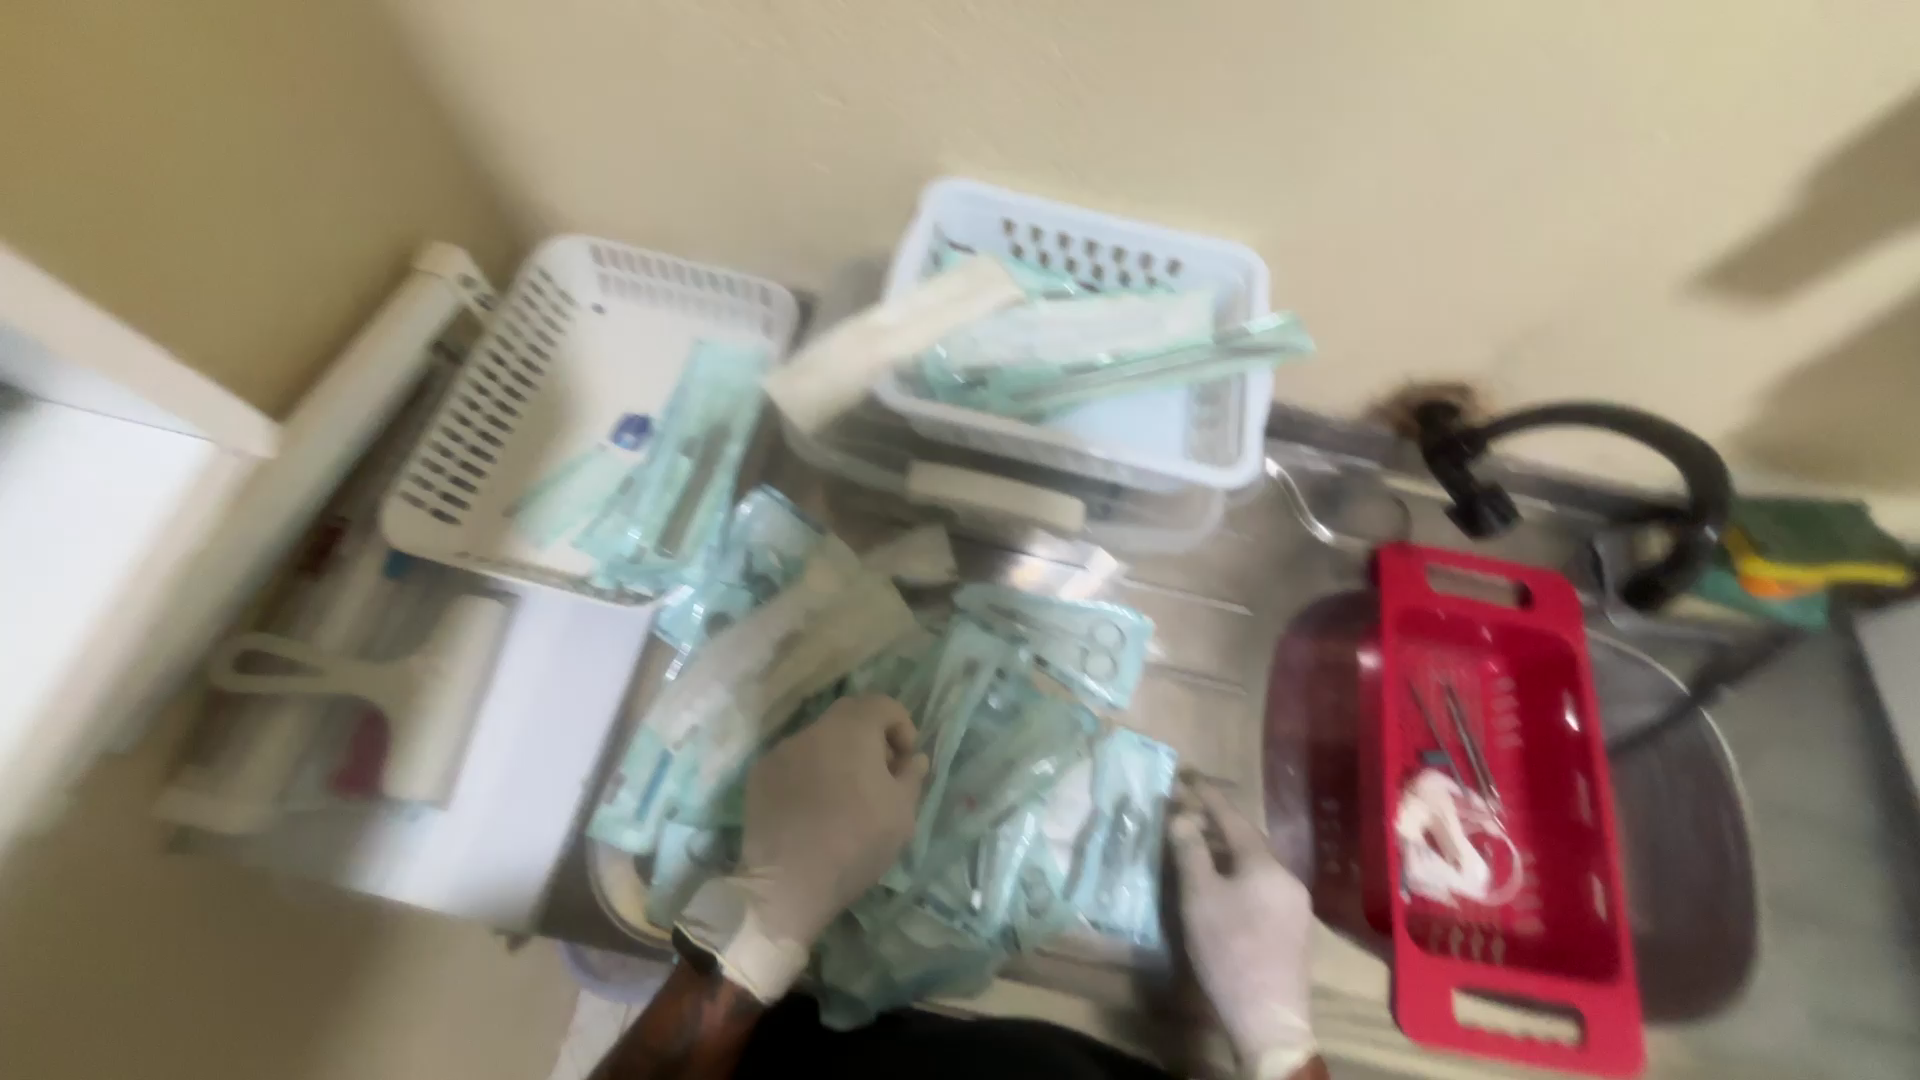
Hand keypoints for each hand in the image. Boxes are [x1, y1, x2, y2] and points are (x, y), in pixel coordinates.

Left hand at [736, 695, 929, 946]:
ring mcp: (782, 751)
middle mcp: (814, 730)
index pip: (883, 704)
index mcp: (852, 729)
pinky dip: (810, 772)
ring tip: (845, 795)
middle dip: (871, 737)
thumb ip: (912, 776)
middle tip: (879, 774)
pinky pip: (795, 761)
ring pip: (820, 739)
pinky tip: (813, 807)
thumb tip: (914, 758)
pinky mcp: (760, 776)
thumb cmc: (856, 842)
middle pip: (849, 716)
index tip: (904, 761)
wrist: (788, 884)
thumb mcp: (902, 813)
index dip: (901, 726)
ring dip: (839, 755)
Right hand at [1168, 779, 1317, 1079]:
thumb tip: (1180, 816)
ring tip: (1196, 846)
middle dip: (1215, 823)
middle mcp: (1287, 877)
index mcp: (1265, 864)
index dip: (1206, 795)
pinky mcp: (1293, 929)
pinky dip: (1237, 873)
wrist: (1268, 1019)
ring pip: (1254, 863)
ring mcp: (1295, 905)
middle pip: (1246, 839)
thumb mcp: (1198, 896)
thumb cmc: (1228, 950)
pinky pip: (1261, 884)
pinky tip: (1220, 884)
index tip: (1185, 776)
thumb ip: (1189, 850)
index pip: (1232, 817)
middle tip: (1184, 813)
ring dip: (1225, 850)